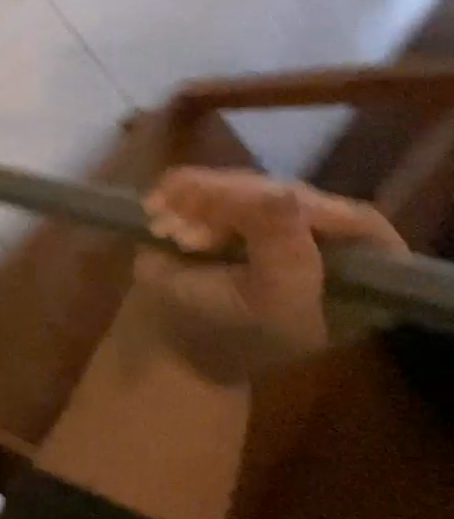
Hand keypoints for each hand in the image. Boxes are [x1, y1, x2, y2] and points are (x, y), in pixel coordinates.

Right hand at [129, 167, 406, 385]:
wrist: (170, 336)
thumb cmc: (227, 332)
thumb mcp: (267, 304)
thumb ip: (284, 254)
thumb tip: (279, 191)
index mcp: (362, 274)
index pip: (355, 222)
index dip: (307, 209)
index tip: (246, 209)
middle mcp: (323, 239)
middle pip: (291, 194)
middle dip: (234, 203)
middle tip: (185, 230)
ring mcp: (270, 221)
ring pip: (243, 184)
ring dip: (196, 199)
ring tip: (167, 231)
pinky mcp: (225, 208)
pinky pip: (206, 182)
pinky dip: (176, 192)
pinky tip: (157, 212)